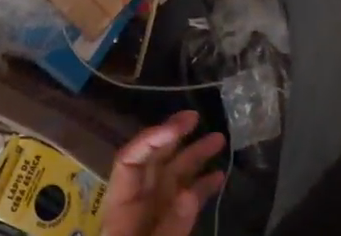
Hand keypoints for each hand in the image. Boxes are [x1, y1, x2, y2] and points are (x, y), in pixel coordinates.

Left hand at [103, 111, 227, 235]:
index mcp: (121, 204)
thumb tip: (190, 194)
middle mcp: (139, 201)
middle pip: (154, 160)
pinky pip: (187, 199)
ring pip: (176, 175)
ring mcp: (156, 211)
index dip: (151, 139)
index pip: (130, 160)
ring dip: (196, 155)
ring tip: (219, 138)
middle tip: (195, 116)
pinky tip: (219, 175)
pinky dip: (203, 186)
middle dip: (175, 136)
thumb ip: (170, 225)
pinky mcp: (172, 225)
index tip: (178, 126)